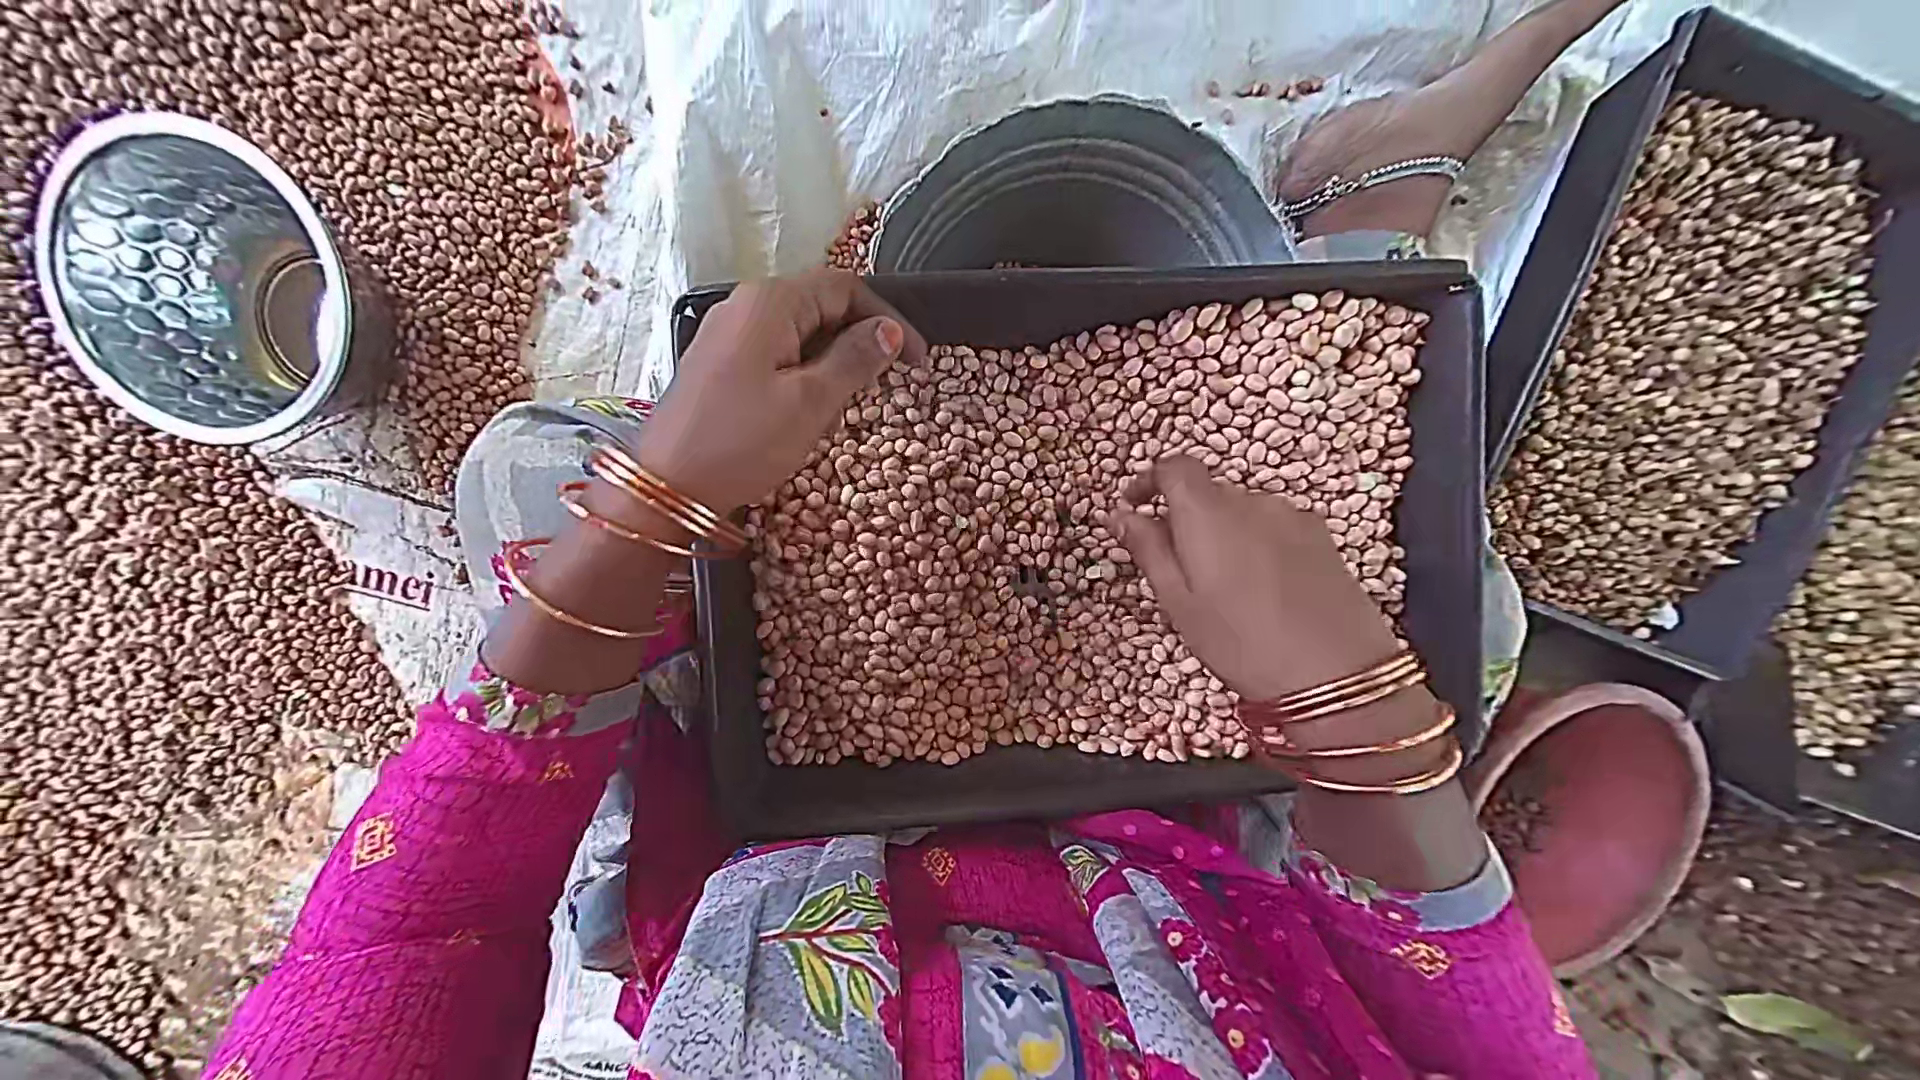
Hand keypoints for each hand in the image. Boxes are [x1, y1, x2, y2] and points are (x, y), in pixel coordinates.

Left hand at [633, 270, 927, 512]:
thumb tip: (889, 331)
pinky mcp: (723, 364)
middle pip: (823, 307)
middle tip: (890, 385)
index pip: (845, 289)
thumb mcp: (810, 403)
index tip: (917, 362)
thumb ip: (855, 360)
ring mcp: (730, 335)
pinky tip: (814, 409)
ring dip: (837, 361)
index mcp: (770, 303)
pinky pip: (780, 354)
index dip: (889, 320)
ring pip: (803, 333)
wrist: (668, 487)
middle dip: (863, 341)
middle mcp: (747, 306)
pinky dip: (808, 374)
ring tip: (853, 403)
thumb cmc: (742, 443)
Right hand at [1113, 454, 1400, 702]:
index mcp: (1208, 513)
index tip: (1133, 507)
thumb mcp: (1178, 601)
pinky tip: (1259, 587)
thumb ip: (1147, 549)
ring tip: (1221, 586)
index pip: (1174, 466)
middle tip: (1175, 568)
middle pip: (1206, 492)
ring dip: (1219, 533)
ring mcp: (1291, 516)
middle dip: (1182, 518)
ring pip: (1239, 511)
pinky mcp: (1321, 536)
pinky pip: (1271, 526)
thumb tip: (1119, 514)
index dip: (1147, 480)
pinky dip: (1252, 542)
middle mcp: (1251, 501)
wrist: (1337, 675)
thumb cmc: (1241, 642)